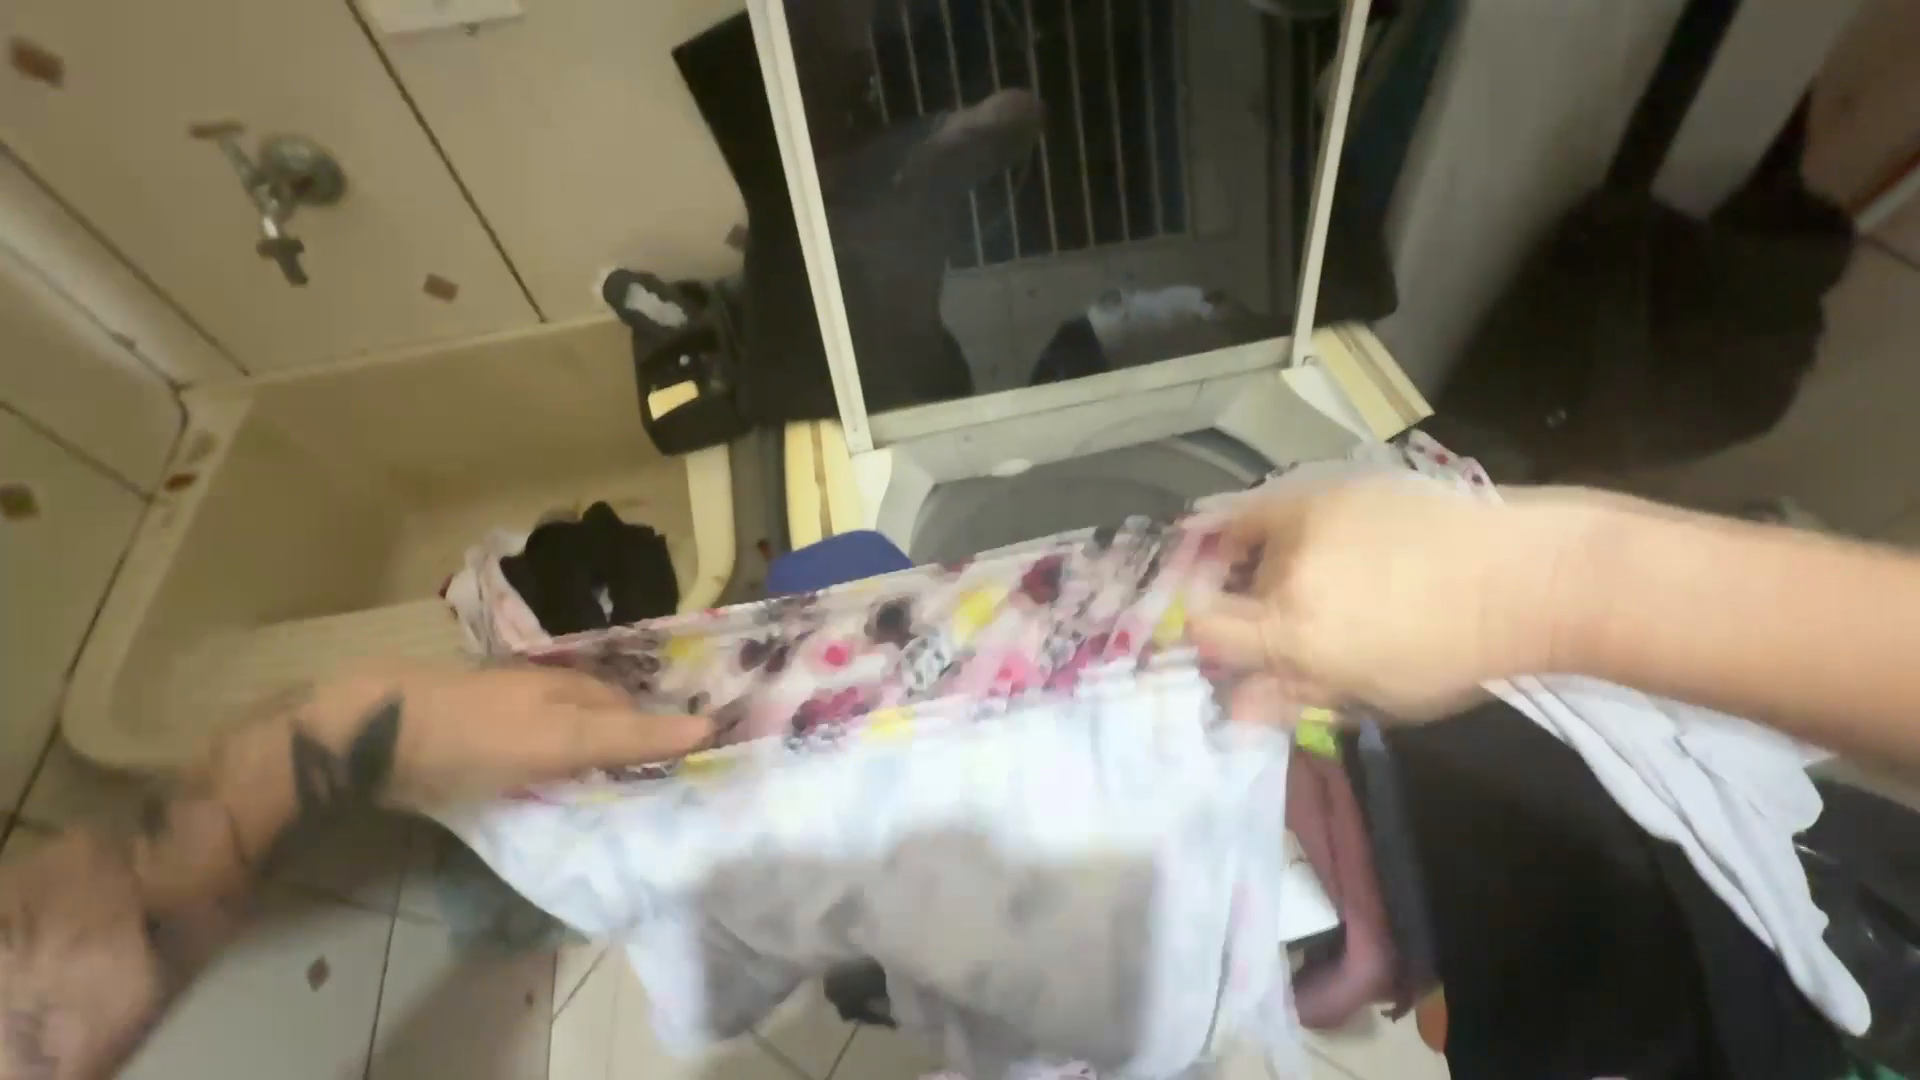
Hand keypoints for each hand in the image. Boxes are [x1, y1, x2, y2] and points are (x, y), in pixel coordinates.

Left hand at [294, 665, 711, 808]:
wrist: (376, 734)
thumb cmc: (481, 737)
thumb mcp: (564, 741)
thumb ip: (632, 738)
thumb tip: (710, 729)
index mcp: (581, 689)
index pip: (639, 712)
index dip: (665, 735)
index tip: (688, 768)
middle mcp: (556, 692)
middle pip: (609, 718)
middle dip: (632, 744)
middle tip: (653, 786)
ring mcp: (516, 708)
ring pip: (573, 732)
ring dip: (594, 756)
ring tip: (610, 790)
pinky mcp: (482, 732)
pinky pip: (537, 747)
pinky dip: (555, 765)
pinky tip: (552, 783)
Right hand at [1191, 473, 1583, 719]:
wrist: (1525, 578)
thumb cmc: (1454, 653)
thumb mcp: (1375, 695)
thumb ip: (1296, 696)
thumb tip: (1234, 708)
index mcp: (1296, 632)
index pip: (1205, 628)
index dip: (1200, 636)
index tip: (1217, 642)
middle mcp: (1287, 574)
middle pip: (1222, 588)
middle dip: (1233, 605)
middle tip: (1263, 617)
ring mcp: (1304, 522)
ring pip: (1241, 544)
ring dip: (1248, 564)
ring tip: (1284, 573)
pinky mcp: (1325, 486)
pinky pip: (1262, 505)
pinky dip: (1253, 522)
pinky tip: (1274, 534)